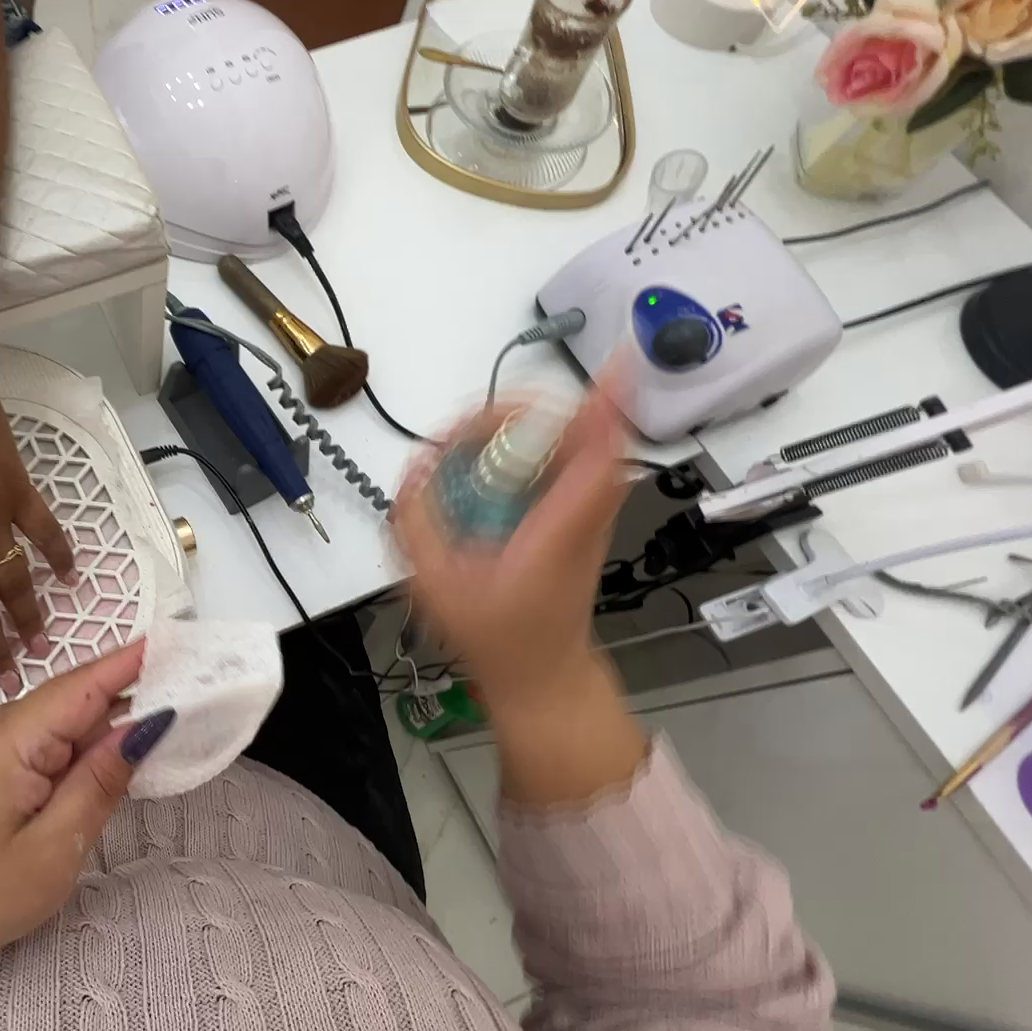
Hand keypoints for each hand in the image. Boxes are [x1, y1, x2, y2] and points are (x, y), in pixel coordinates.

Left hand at [0, 640, 173, 1024]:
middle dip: (132, 685)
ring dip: (113, 714)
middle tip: (192, 680)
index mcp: (12, 739)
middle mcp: (1, 724)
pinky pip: (51, 736)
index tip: (179, 639)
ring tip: (170, 707)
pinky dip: (88, 738)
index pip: (83, 686)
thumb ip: (100, 784)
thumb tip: (144, 728)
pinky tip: (119, 746)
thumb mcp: (52, 850)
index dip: (132, 661)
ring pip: (66, 715)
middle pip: (77, 694)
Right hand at [394, 382, 630, 707]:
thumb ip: (417, 523)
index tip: (614, 357)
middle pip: (577, 429)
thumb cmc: (500, 637)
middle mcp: (586, 510)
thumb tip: (418, 468)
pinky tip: (483, 471)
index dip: (610, 398)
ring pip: (570, 440)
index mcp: (560, 526)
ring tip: (465, 453)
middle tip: (463, 433)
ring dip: (516, 431)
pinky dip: (522, 449)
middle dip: (515, 413)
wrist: (541, 673)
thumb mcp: (436, 585)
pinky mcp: (580, 513)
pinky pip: (562, 459)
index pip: (601, 449)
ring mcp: (588, 511)